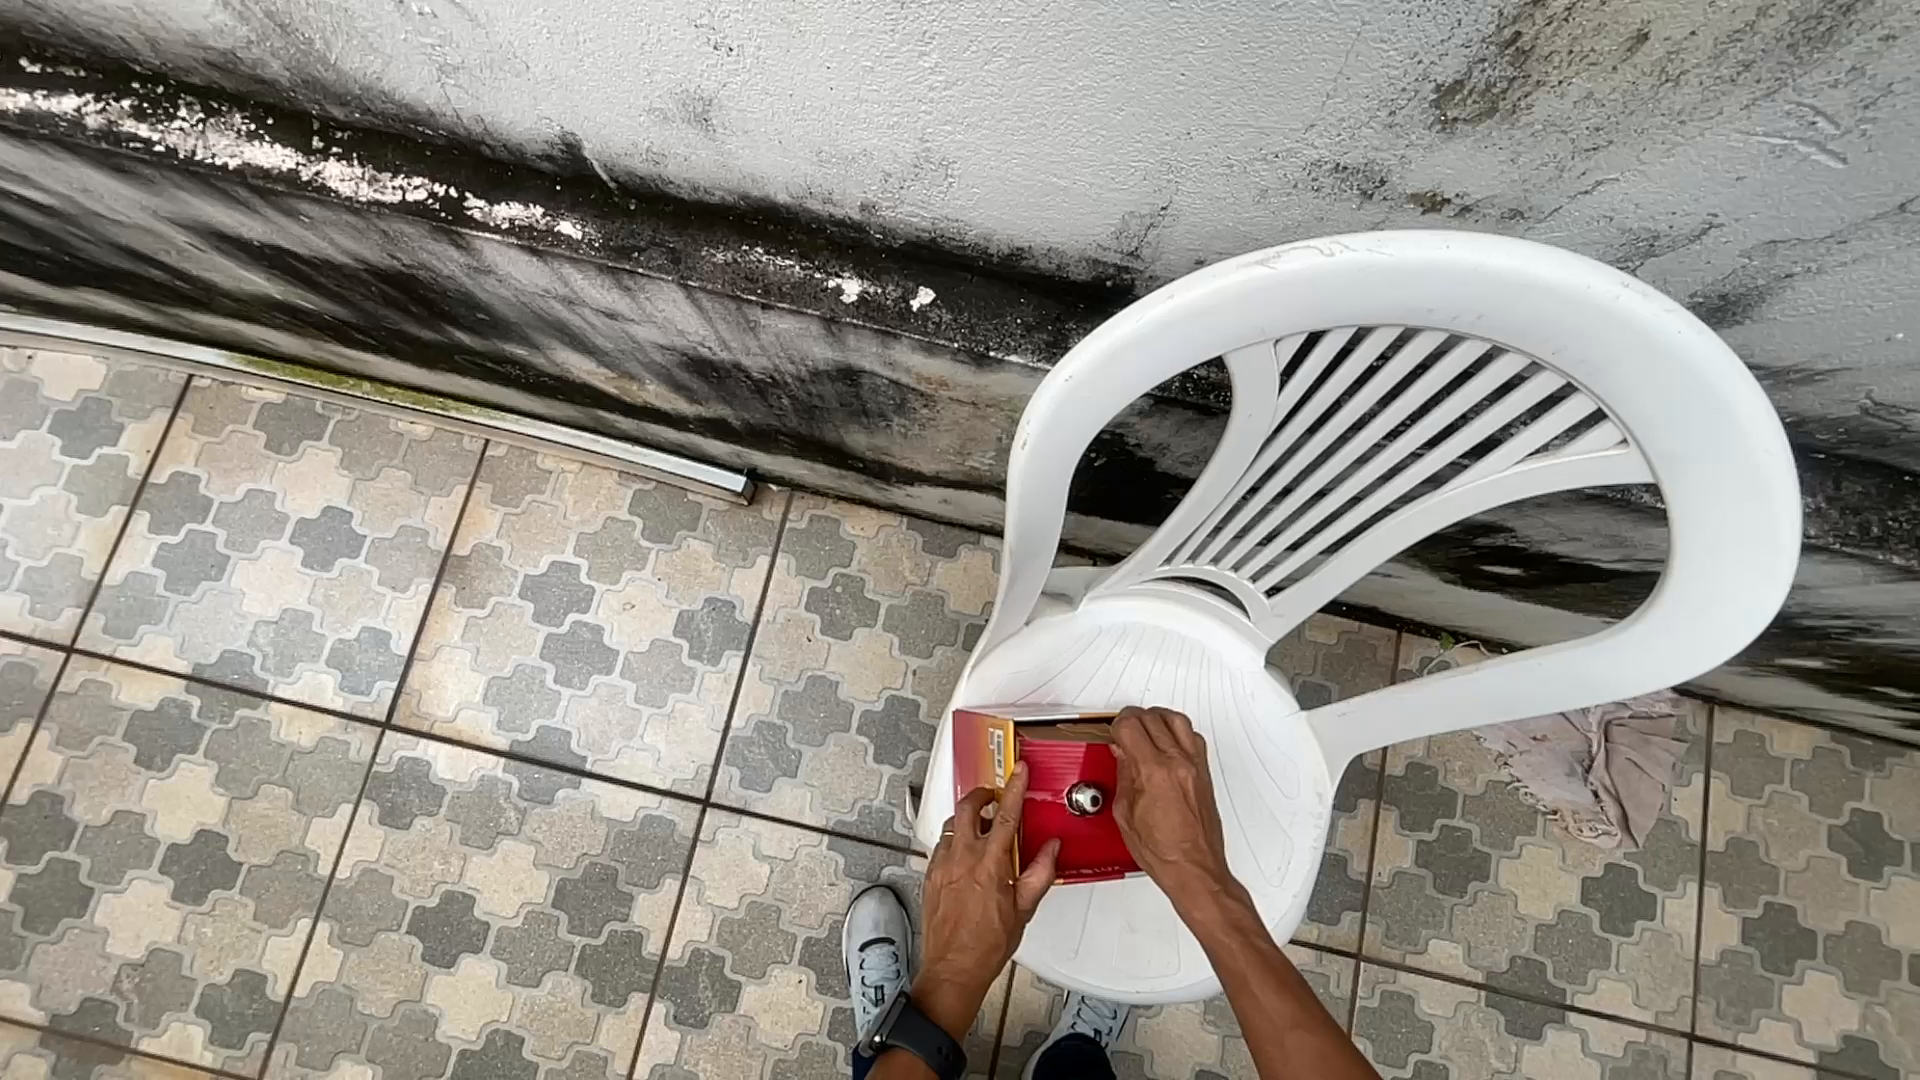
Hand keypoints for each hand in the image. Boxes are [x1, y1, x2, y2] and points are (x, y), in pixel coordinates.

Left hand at [913, 763, 1059, 1035]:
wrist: (953, 969)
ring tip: (981, 826)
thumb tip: (1052, 848)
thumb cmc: (987, 946)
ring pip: (952, 824)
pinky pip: (941, 844)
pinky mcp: (930, 874)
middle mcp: (962, 858)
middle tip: (994, 796)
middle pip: (968, 807)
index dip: (1014, 788)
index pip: (1005, 815)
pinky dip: (954, 839)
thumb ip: (1039, 873)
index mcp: (989, 865)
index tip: (1020, 770)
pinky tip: (964, 853)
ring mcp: (942, 865)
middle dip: (982, 794)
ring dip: (968, 818)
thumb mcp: (1023, 910)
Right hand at [1110, 706, 1238, 913]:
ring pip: (1176, 719)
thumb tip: (1122, 754)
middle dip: (1132, 719)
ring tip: (1144, 728)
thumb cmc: (1163, 852)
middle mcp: (1178, 764)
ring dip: (1156, 718)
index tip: (1113, 734)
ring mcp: (1195, 766)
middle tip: (1123, 730)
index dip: (1116, 726)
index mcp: (1154, 772)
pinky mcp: (1205, 772)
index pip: (1130, 725)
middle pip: (1152, 717)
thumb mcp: (1125, 813)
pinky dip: (1177, 731)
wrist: (1195, 869)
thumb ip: (1123, 775)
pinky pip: (1192, 736)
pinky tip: (1166, 740)